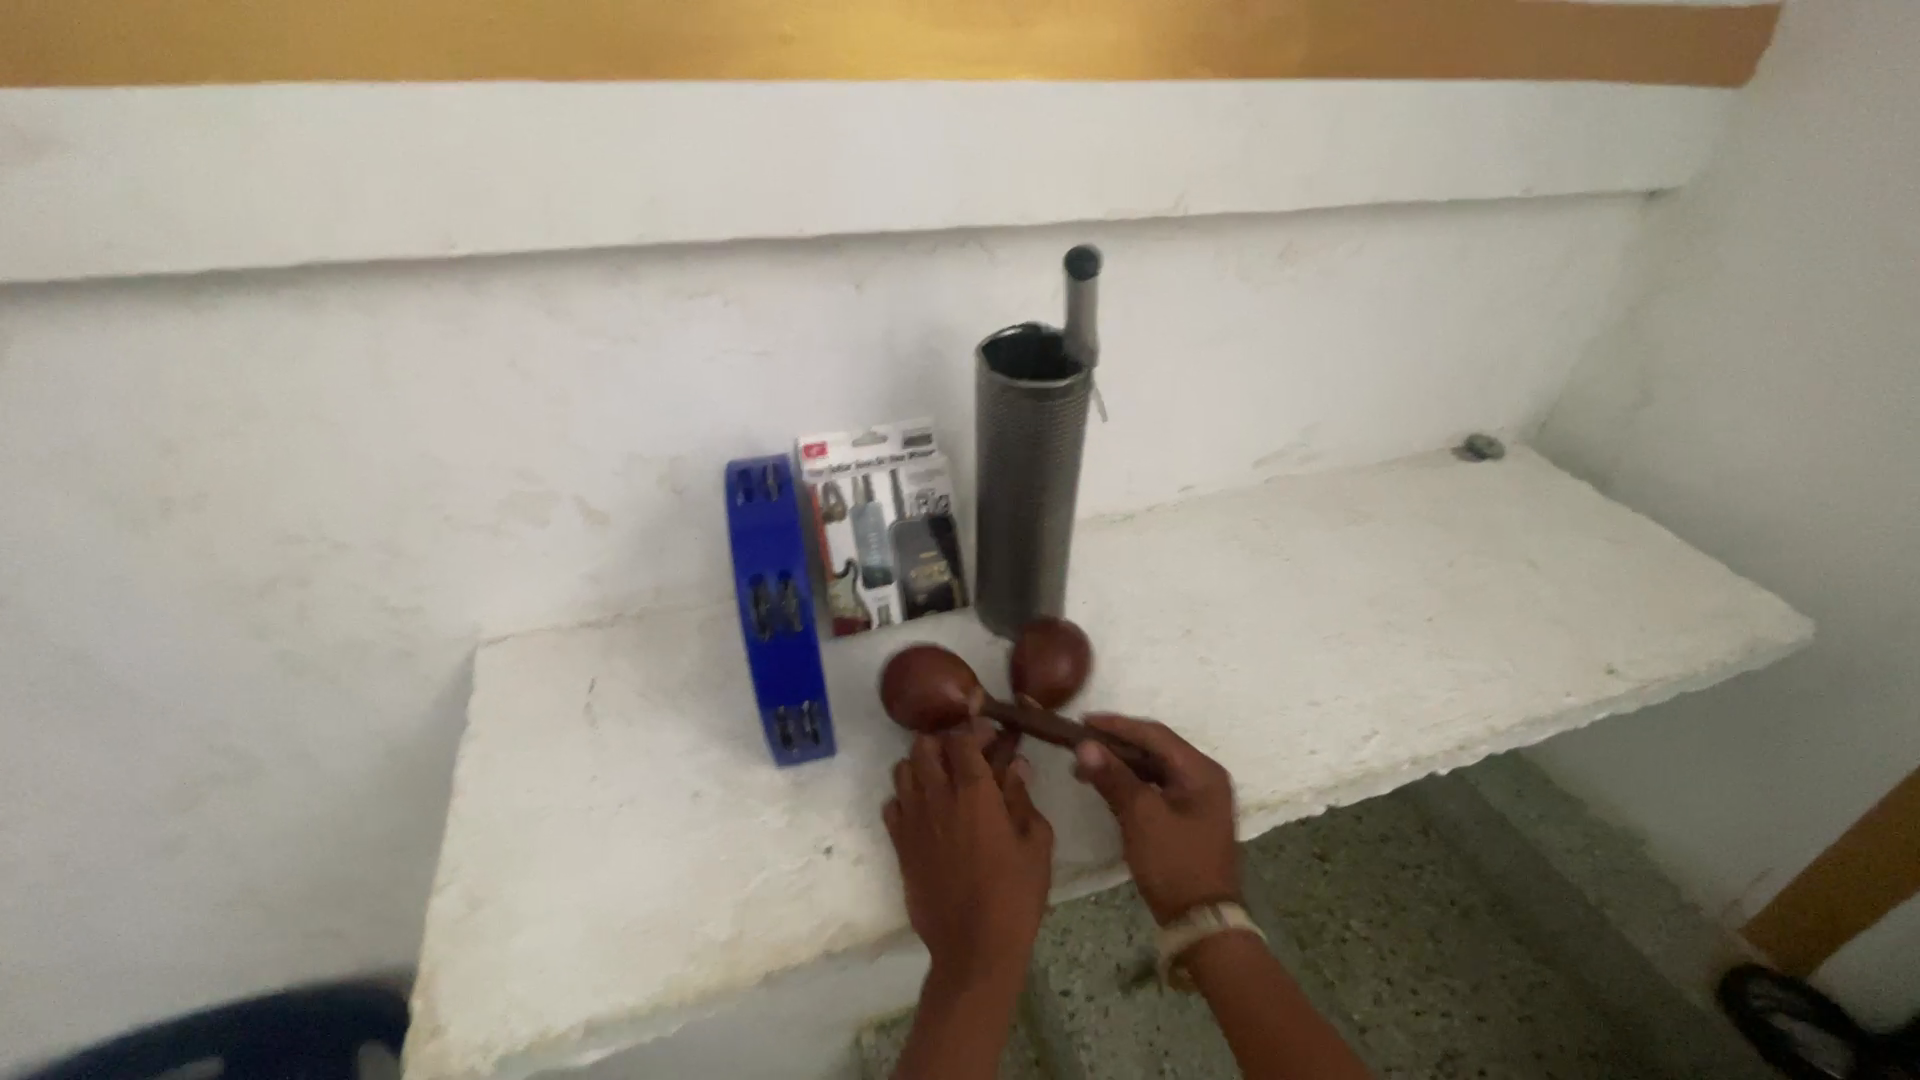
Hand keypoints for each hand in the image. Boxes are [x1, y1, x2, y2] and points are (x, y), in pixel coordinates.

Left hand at [885, 724, 1054, 986]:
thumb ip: (1023, 798)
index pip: (962, 739)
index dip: (974, 730)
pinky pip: (891, 805)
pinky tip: (924, 811)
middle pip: (924, 747)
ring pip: (902, 771)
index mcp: (975, 793)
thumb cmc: (1015, 895)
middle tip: (963, 755)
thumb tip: (1015, 765)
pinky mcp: (900, 845)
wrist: (974, 947)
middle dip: (943, 742)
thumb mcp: (1036, 843)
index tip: (989, 736)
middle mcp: (938, 797)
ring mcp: (913, 821)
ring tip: (941, 780)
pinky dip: (905, 799)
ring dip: (921, 766)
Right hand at [1072, 715, 1239, 925]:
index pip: (1155, 735)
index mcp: (1202, 771)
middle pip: (1154, 749)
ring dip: (1119, 765)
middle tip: (1079, 743)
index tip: (1082, 721)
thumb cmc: (1175, 864)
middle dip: (1115, 745)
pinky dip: (1129, 784)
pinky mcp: (1186, 816)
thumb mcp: (1141, 817)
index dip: (1117, 726)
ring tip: (1084, 765)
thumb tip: (1084, 745)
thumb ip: (1114, 777)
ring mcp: (1197, 798)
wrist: (1201, 922)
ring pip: (1152, 769)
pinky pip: (1154, 788)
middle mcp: (1204, 777)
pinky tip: (1104, 786)